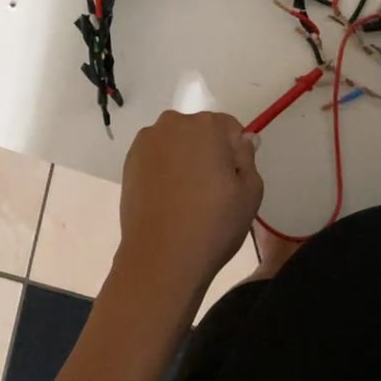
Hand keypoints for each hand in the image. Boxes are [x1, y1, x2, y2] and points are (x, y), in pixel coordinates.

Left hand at [115, 110, 261, 295]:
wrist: (161, 257)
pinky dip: (162, 170)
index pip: (230, 129)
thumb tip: (242, 139)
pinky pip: (156, 157)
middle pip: (200, 131)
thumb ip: (248, 157)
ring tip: (185, 198)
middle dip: (207, 152)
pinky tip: (166, 199)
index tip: (232, 181)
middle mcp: (174, 123)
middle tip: (211, 190)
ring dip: (183, 159)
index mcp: (207, 125)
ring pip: (175, 143)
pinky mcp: (129, 161)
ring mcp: (147, 141)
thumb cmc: (213, 224)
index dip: (235, 154)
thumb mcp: (250, 192)